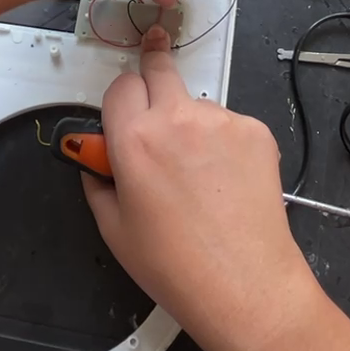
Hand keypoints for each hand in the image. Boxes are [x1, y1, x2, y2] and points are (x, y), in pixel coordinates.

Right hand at [82, 28, 325, 350]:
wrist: (245, 283)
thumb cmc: (173, 265)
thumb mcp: (114, 229)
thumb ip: (98, 181)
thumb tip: (94, 160)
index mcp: (135, 139)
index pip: (120, 86)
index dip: (120, 100)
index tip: (125, 112)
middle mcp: (177, 118)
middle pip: (160, 67)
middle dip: (153, 67)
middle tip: (156, 77)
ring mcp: (221, 120)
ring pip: (197, 103)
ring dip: (192, 123)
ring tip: (201, 177)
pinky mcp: (255, 129)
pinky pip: (230, 124)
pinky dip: (225, 143)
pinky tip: (228, 182)